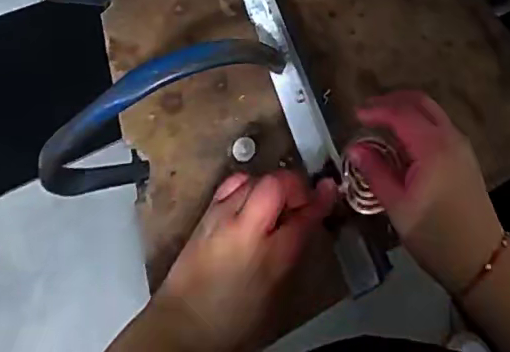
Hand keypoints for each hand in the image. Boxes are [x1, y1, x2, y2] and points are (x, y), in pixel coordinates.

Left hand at [144, 170, 337, 351]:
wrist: (180, 330)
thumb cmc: (232, 315)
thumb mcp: (275, 283)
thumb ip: (297, 240)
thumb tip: (315, 210)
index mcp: (266, 251)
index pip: (303, 211)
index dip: (319, 198)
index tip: (329, 191)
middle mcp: (242, 226)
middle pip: (277, 183)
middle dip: (294, 187)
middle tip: (300, 204)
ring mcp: (219, 216)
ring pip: (254, 179)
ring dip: (271, 185)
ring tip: (276, 204)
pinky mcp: (204, 215)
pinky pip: (233, 185)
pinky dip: (248, 186)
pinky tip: (250, 202)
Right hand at [346, 91, 503, 289]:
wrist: (479, 256)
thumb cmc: (435, 235)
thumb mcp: (399, 208)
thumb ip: (376, 173)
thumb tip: (355, 148)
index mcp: (433, 146)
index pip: (402, 114)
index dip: (378, 110)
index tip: (355, 114)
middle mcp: (450, 136)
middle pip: (421, 102)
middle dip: (393, 100)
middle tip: (367, 110)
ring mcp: (460, 143)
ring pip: (432, 111)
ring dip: (406, 109)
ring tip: (381, 121)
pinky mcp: (464, 153)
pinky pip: (439, 124)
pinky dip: (419, 121)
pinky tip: (403, 137)